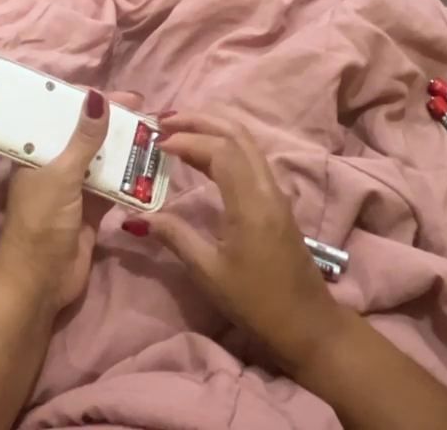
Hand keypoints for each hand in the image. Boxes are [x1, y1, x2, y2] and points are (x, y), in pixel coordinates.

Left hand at [0, 87, 140, 313]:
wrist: (40, 283)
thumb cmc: (42, 222)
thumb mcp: (61, 176)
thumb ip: (83, 139)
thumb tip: (97, 97)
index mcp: (36, 151)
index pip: (62, 115)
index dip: (89, 101)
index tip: (120, 95)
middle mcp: (54, 165)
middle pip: (86, 135)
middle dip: (113, 122)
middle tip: (144, 110)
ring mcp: (74, 187)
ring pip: (102, 160)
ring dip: (124, 149)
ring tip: (154, 133)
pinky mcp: (92, 209)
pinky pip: (114, 186)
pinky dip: (130, 178)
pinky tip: (151, 166)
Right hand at [133, 112, 348, 374]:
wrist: (310, 326)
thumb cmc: (258, 303)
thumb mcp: (210, 273)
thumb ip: (175, 237)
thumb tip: (136, 217)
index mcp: (251, 204)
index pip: (220, 151)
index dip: (187, 139)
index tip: (157, 143)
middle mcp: (266, 188)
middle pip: (236, 135)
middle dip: (199, 120)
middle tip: (163, 120)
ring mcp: (275, 192)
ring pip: (246, 142)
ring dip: (213, 128)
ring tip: (178, 129)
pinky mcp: (276, 200)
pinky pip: (250, 157)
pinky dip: (224, 144)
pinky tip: (203, 153)